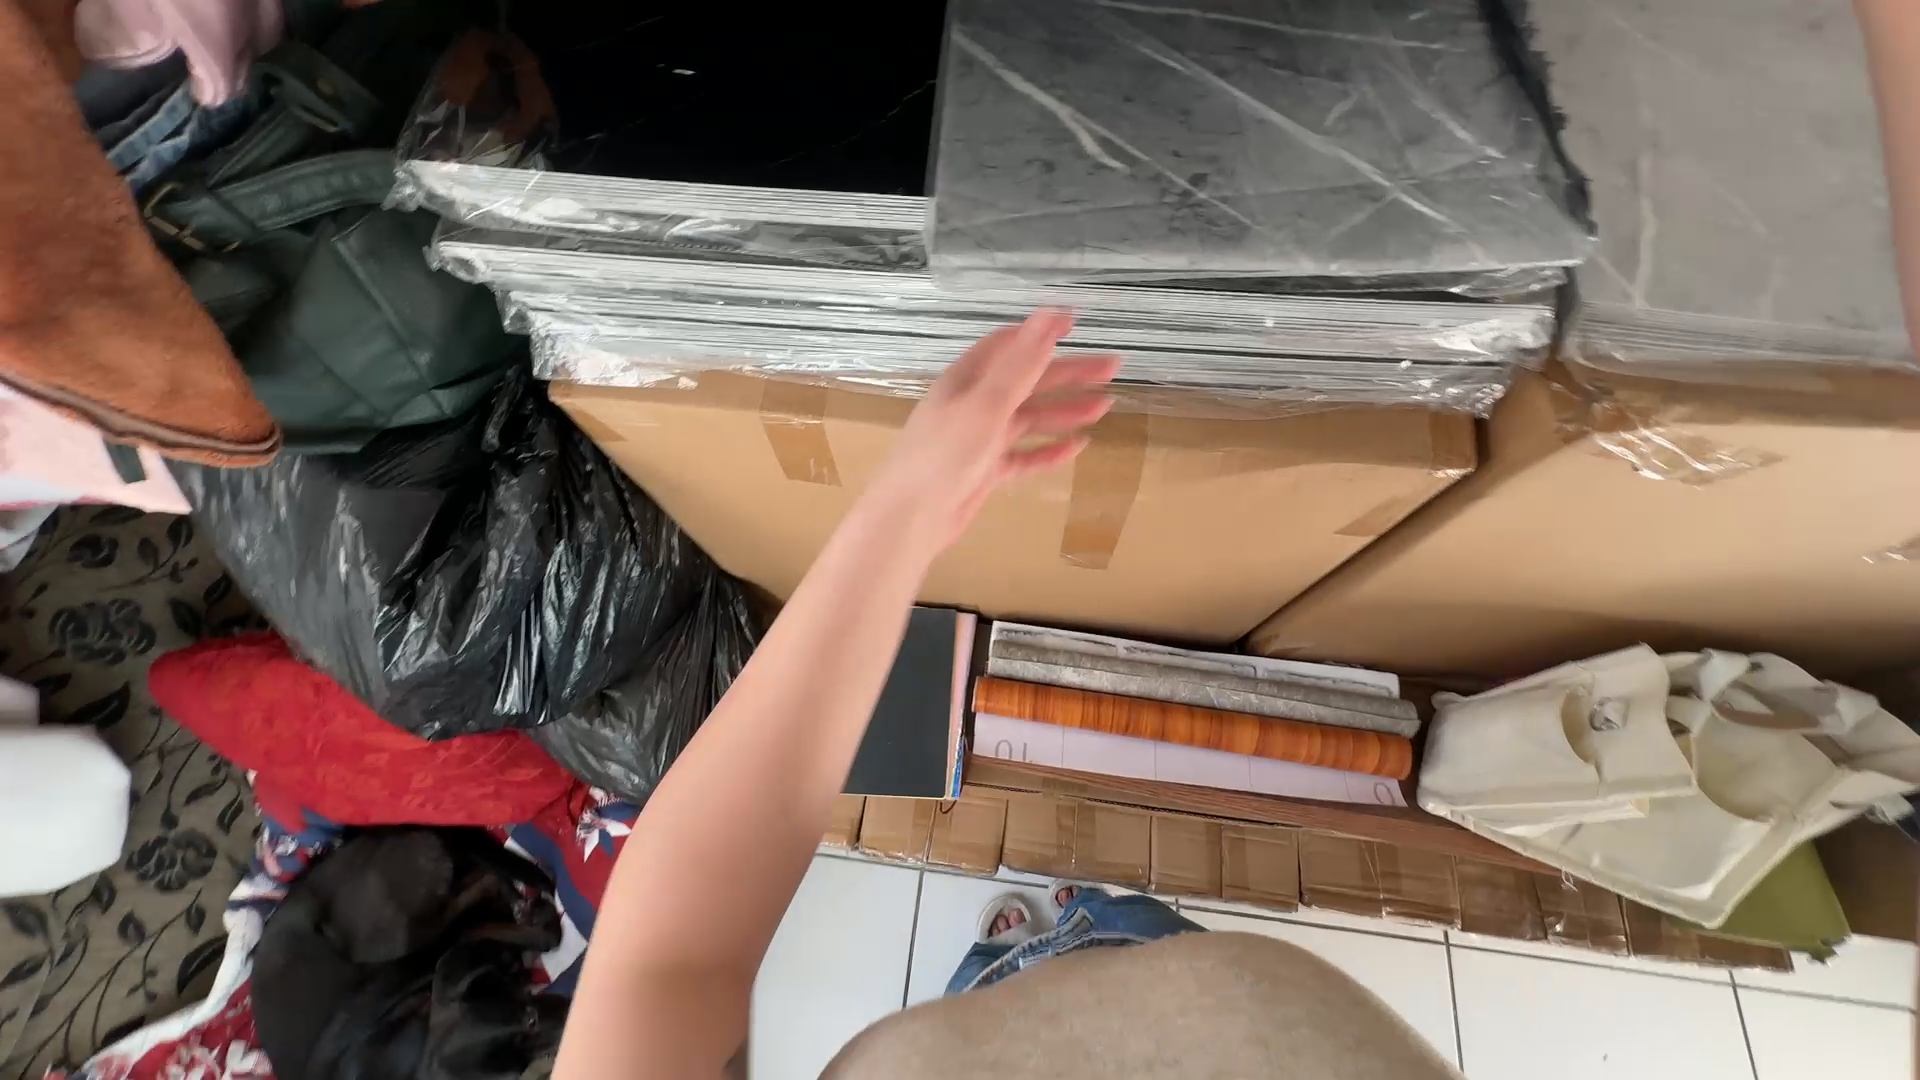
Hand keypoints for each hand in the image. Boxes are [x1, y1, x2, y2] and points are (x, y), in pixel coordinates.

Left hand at [866, 308, 1121, 550]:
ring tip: (1104, 407)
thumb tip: (1050, 316)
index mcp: (967, 380)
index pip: (1009, 345)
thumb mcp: (986, 404)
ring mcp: (979, 440)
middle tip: (1112, 369)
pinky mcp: (985, 471)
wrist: (911, 516)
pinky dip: (1049, 450)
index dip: (1042, 333)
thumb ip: (1020, 364)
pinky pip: (1023, 456)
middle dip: (1068, 374)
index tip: (1077, 324)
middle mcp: (973, 404)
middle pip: (1027, 381)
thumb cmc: (944, 454)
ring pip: (1029, 419)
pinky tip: (1077, 447)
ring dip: (1064, 411)